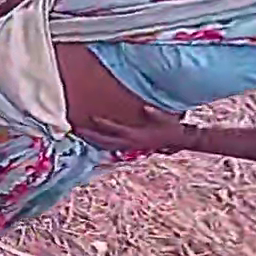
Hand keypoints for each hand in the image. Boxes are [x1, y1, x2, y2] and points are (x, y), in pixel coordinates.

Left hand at [77, 106, 198, 153]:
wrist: (179, 140)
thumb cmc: (172, 127)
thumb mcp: (166, 118)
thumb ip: (155, 113)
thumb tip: (146, 107)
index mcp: (136, 135)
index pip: (115, 129)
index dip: (103, 124)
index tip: (91, 117)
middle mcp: (130, 143)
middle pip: (104, 140)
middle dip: (90, 135)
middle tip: (76, 129)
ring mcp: (129, 147)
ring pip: (105, 146)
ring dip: (92, 141)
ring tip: (80, 134)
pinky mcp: (129, 148)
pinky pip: (111, 148)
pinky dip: (100, 144)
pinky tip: (92, 140)